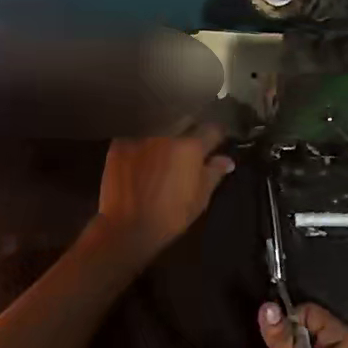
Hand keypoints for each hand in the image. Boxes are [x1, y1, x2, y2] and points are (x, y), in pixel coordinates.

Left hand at [92, 126, 234, 258]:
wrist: (128, 227)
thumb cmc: (170, 216)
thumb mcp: (199, 198)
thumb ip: (213, 174)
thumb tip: (227, 160)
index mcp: (191, 147)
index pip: (212, 129)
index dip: (217, 135)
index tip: (216, 142)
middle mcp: (167, 134)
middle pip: (185, 121)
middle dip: (191, 129)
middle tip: (190, 145)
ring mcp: (141, 136)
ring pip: (159, 123)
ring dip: (166, 131)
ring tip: (165, 146)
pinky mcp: (120, 143)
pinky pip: (137, 133)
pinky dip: (143, 139)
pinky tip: (142, 151)